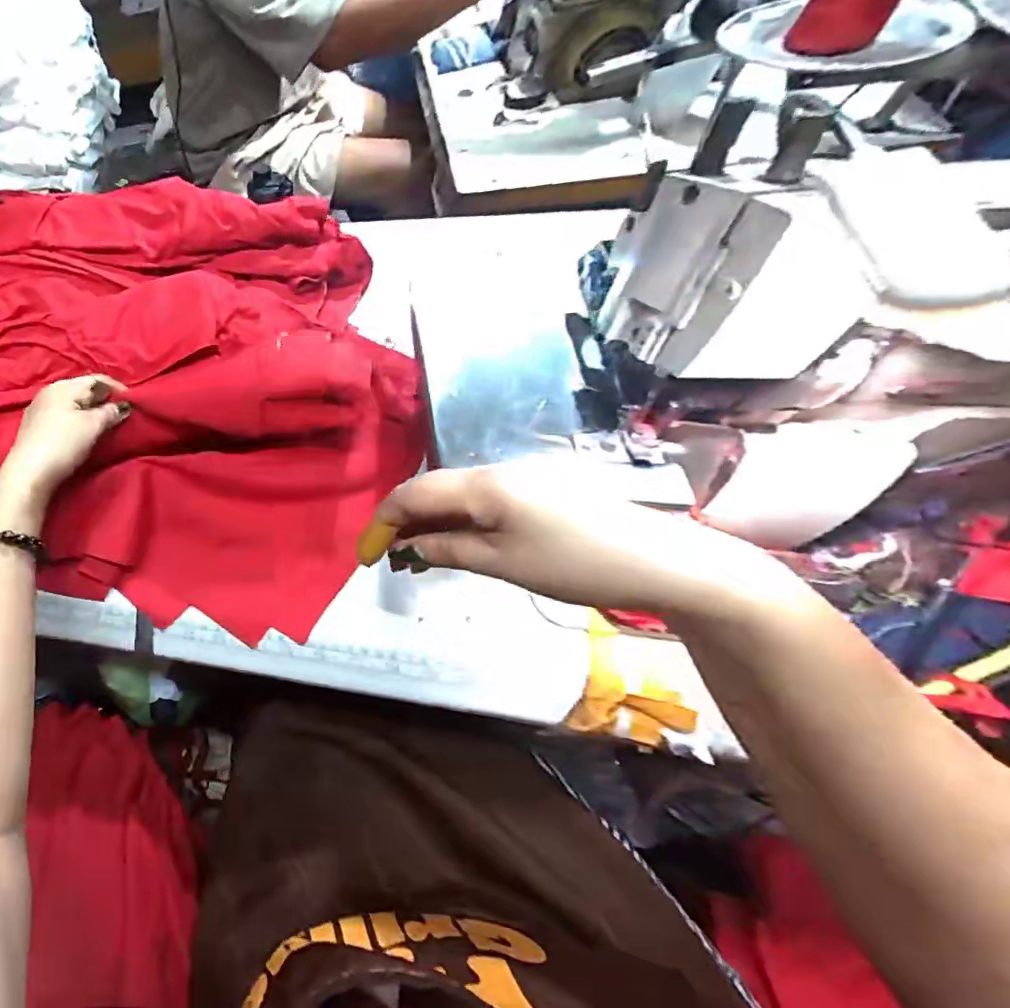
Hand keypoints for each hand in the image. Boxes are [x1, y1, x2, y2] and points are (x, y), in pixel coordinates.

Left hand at [0, 375, 129, 531]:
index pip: (96, 379)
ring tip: (105, 425)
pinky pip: (62, 417)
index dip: (117, 388)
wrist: (27, 474)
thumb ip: (109, 412)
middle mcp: (48, 393)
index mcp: (62, 386)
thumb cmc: (62, 444)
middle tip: (121, 415)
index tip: (134, 403)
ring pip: (72, 404)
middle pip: (82, 390)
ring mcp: (39, 411)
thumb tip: (122, 406)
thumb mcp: (92, 426)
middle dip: (103, 400)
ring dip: (89, 411)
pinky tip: (82, 433)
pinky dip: (76, 421)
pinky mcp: (34, 428)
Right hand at [372, 462, 806, 618]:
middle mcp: (497, 471)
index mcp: (484, 484)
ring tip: (417, 558)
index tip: (367, 556)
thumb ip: (447, 549)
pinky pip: (480, 501)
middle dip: (401, 523)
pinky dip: (457, 522)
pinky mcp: (539, 491)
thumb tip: (407, 547)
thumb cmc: (577, 563)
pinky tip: (455, 544)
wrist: (669, 563)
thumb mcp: (502, 563)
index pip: (411, 493)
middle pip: (430, 490)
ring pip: (454, 496)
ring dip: (429, 523)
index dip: (381, 523)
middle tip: (389, 559)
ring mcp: (520, 479)